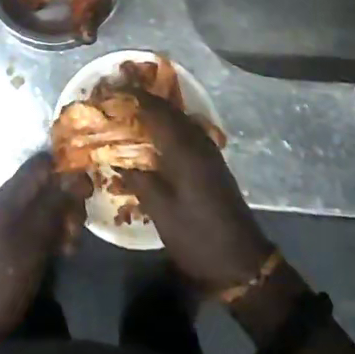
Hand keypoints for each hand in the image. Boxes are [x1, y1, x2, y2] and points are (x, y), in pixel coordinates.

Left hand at [0, 153, 87, 353]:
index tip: (89, 186)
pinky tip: (65, 253)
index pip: (44, 161)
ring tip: (72, 245)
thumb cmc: (3, 272)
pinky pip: (43, 228)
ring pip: (49, 207)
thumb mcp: (34, 234)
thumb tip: (79, 171)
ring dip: (66, 219)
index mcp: (14, 191)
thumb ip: (55, 201)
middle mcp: (14, 201)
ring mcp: (14, 223)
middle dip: (70, 198)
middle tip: (78, 225)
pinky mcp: (17, 245)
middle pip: (49, 183)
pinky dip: (57, 235)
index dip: (68, 166)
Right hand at [117, 90, 275, 294]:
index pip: (155, 110)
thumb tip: (117, 160)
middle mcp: (197, 142)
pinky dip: (167, 126)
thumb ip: (139, 180)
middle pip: (168, 110)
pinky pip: (186, 132)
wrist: (242, 262)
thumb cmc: (198, 236)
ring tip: (131, 113)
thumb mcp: (161, 211)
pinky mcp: (212, 163)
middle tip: (118, 100)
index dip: (133, 97)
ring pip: (178, 119)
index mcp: (184, 149)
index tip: (111, 91)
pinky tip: (154, 137)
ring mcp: (208, 151)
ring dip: (156, 112)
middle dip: (143, 100)